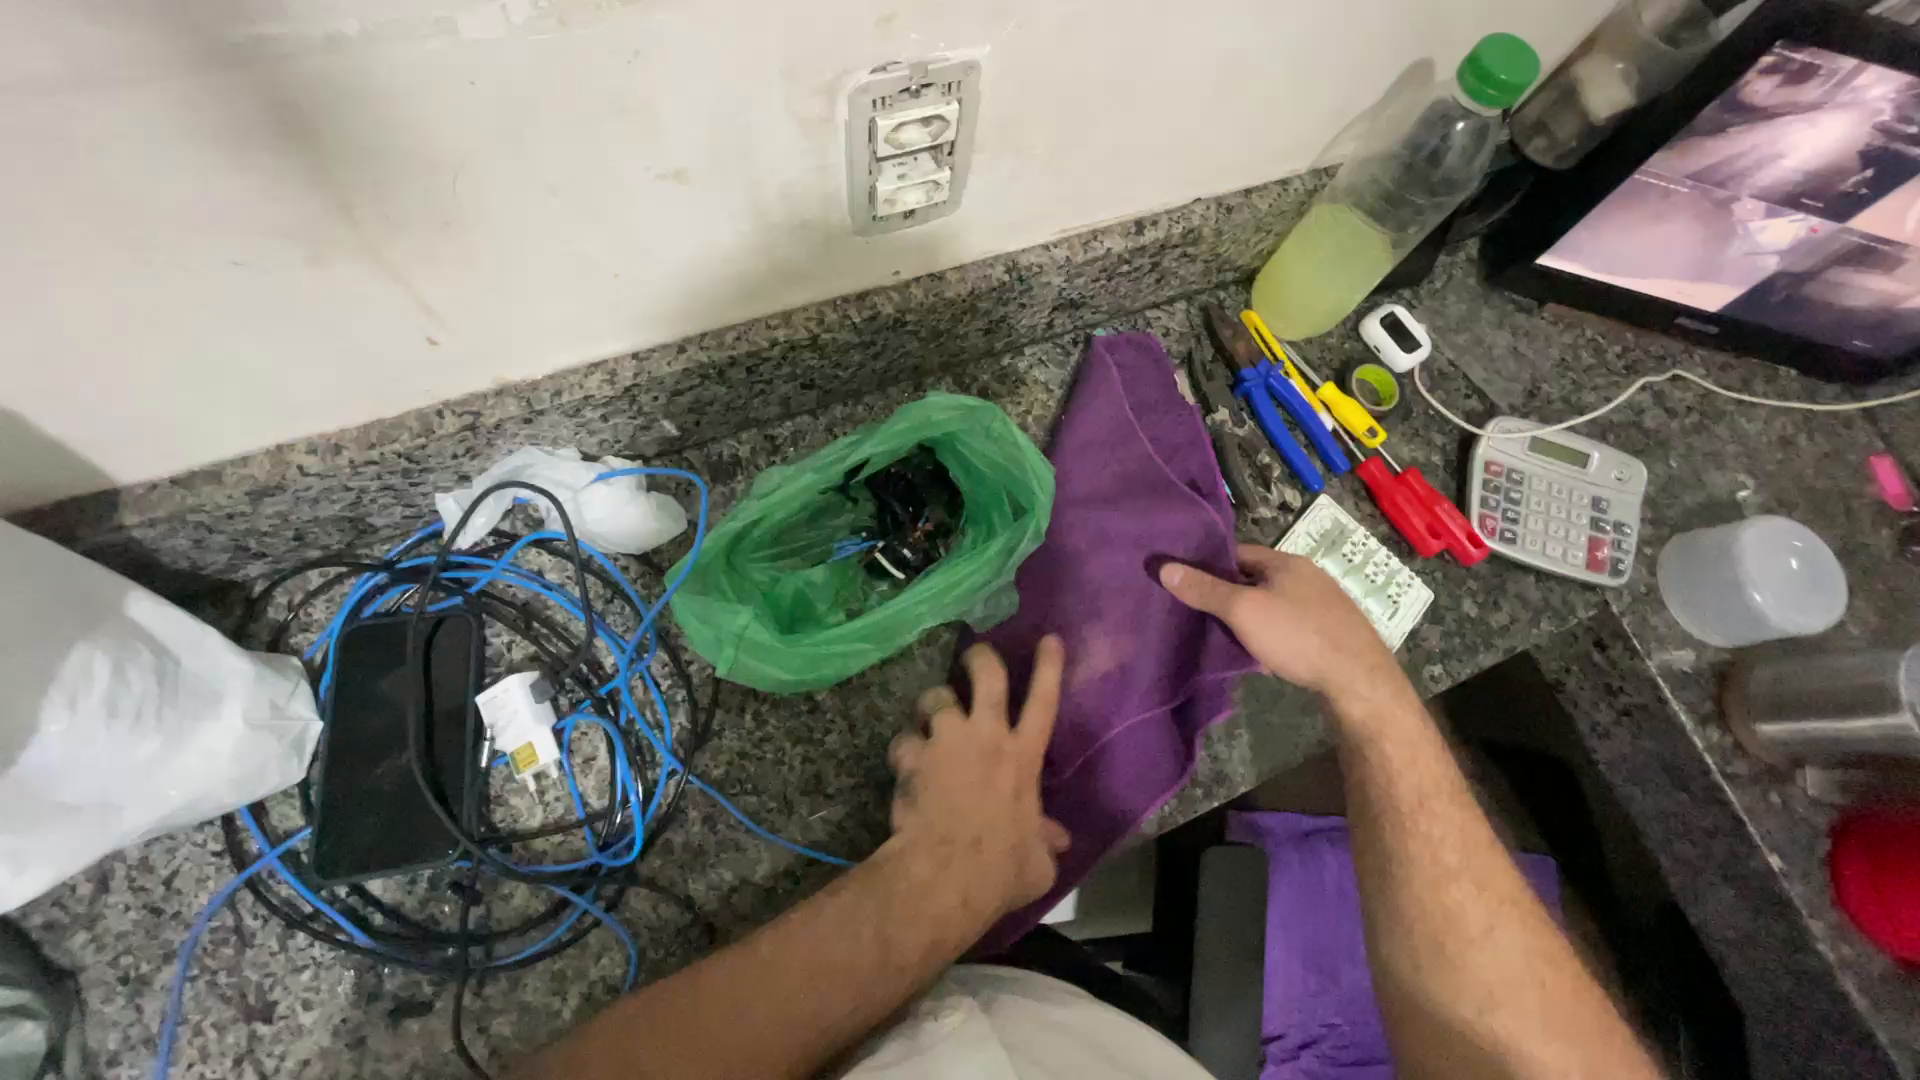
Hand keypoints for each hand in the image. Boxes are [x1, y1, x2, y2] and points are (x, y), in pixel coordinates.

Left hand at [888, 637, 1070, 920]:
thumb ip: (1045, 841)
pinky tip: (902, 763)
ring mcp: (946, 742)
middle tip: (973, 654)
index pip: (1044, 700)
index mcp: (1023, 757)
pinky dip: (903, 748)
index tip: (1049, 639)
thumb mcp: (1038, 861)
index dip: (1049, 666)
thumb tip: (1059, 841)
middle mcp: (986, 736)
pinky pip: (903, 740)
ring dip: (932, 704)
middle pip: (986, 676)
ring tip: (928, 716)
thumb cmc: (1001, 868)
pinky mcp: (912, 757)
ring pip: (936, 698)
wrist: (946, 874)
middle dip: (980, 659)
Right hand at [1159, 543, 1404, 704]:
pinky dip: (1272, 634)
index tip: (1187, 584)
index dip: (1209, 566)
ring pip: (1272, 603)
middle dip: (1228, 594)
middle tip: (1201, 614)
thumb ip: (1204, 589)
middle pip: (1254, 578)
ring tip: (1226, 636)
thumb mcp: (1243, 611)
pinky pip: (1290, 624)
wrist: (1359, 680)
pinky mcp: (1332, 630)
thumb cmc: (1297, 636)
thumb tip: (1164, 567)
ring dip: (1250, 617)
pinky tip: (1262, 654)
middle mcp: (1307, 575)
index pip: (1236, 552)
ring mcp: (1323, 603)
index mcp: (1286, 561)